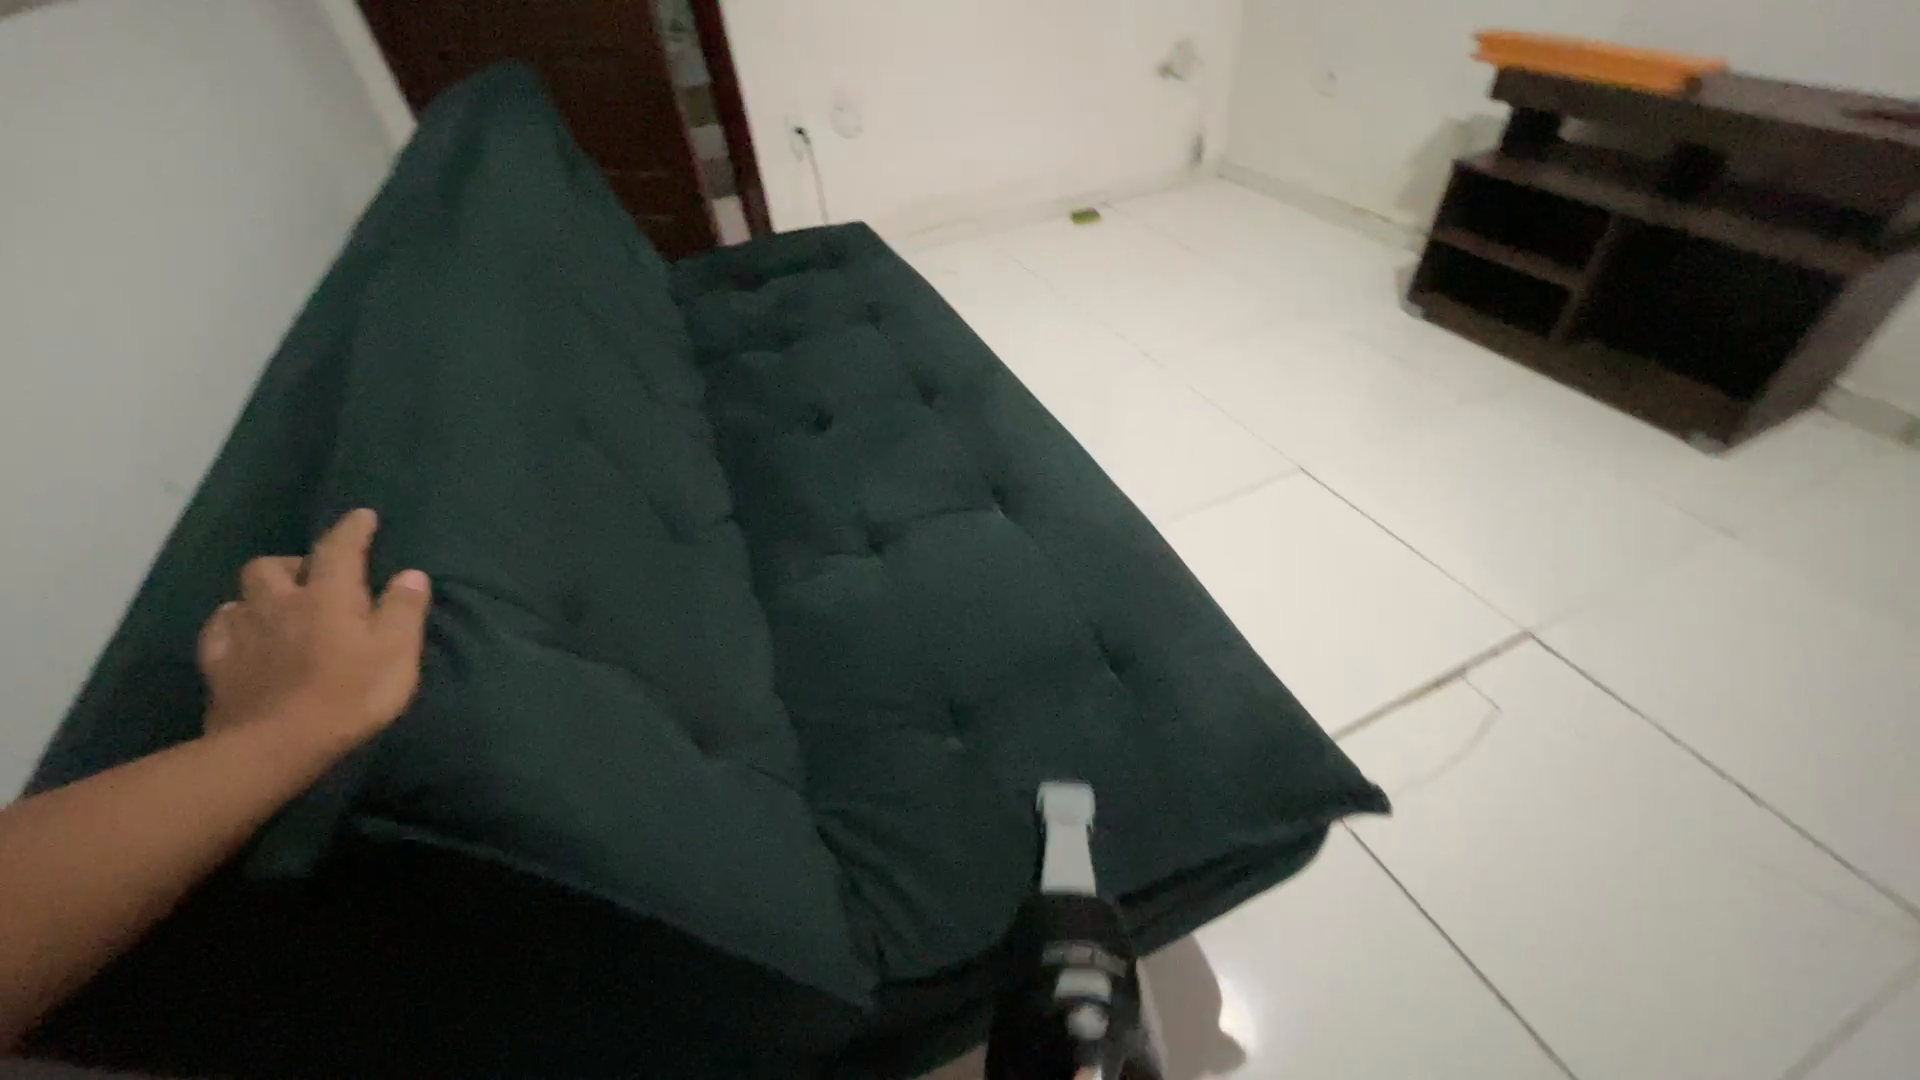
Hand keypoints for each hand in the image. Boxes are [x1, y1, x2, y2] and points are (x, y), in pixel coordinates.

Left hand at [197, 509, 431, 753]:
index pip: (339, 549)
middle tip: (315, 575)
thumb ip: (404, 610)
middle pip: (273, 566)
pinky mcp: (219, 664)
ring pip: (242, 595)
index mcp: (328, 596)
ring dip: (261, 593)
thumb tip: (411, 574)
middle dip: (296, 562)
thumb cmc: (350, 694)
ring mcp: (243, 633)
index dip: (352, 529)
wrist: (276, 745)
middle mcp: (279, 603)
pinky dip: (235, 623)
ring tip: (280, 605)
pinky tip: (246, 634)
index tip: (363, 516)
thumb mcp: (397, 651)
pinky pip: (220, 628)